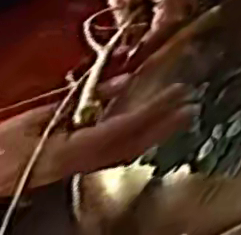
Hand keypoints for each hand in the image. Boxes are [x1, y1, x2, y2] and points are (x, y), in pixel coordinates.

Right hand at [0, 77, 190, 192]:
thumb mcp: (34, 119)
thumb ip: (82, 100)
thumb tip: (125, 81)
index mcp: (62, 152)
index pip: (120, 128)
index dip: (154, 108)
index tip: (180, 90)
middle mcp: (72, 166)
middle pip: (129, 146)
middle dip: (165, 126)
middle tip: (194, 106)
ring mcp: (71, 172)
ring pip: (124, 155)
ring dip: (156, 135)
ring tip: (182, 115)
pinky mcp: (70, 173)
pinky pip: (112, 159)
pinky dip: (137, 143)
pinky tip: (153, 130)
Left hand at [104, 0, 204, 47]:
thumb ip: (127, 19)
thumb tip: (126, 42)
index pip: (166, 27)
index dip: (148, 45)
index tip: (131, 59)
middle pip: (182, 20)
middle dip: (162, 36)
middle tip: (140, 49)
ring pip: (187, 10)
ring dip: (169, 23)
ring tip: (149, 35)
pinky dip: (174, 10)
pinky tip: (160, 16)